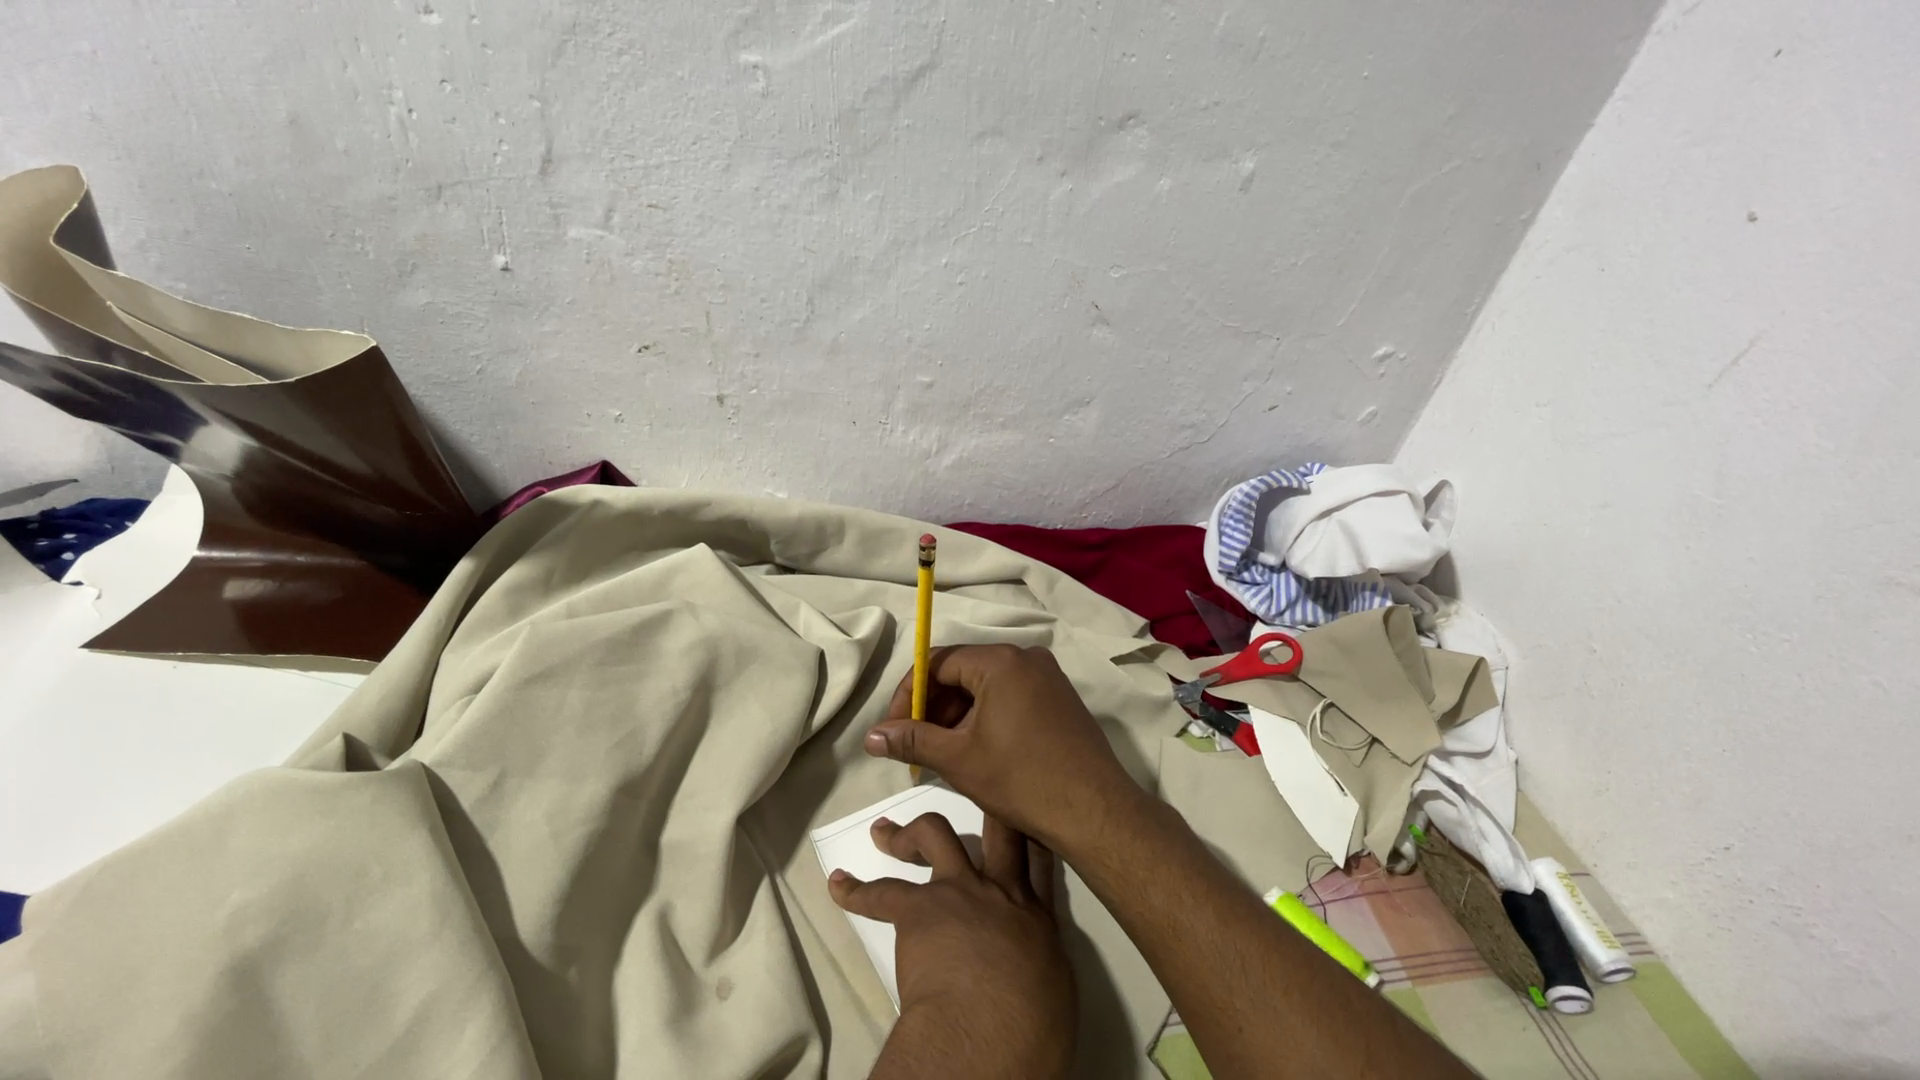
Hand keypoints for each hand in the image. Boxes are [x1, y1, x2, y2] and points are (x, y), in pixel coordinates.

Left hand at [830, 812, 1074, 1078]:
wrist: (988, 1030)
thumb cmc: (1030, 1027)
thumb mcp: (1053, 989)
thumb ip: (1040, 963)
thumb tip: (1032, 969)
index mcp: (1034, 917)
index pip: (1036, 860)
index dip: (1028, 832)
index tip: (1020, 816)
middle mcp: (999, 892)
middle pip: (995, 829)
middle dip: (982, 803)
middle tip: (966, 790)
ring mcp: (957, 892)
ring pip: (935, 834)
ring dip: (909, 833)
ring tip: (885, 833)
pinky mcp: (918, 909)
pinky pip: (879, 893)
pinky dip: (856, 890)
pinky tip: (839, 886)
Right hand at [866, 644, 1142, 851]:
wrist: (1093, 811)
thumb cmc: (1021, 780)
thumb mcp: (958, 759)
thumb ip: (912, 740)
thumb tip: (872, 736)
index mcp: (1001, 661)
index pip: (937, 662)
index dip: (908, 695)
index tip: (893, 730)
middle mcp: (1027, 658)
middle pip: (963, 672)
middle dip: (933, 708)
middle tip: (914, 747)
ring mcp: (1049, 679)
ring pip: (987, 688)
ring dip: (958, 717)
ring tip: (940, 755)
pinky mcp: (1061, 701)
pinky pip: (1011, 698)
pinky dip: (986, 719)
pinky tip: (975, 752)